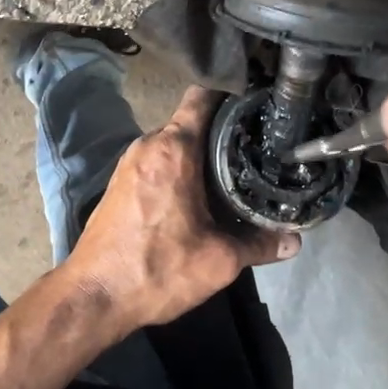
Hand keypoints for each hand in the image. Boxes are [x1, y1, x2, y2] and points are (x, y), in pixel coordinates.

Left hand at [61, 86, 300, 330]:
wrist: (93, 295)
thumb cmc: (156, 269)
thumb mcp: (218, 260)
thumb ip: (259, 244)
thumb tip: (294, 239)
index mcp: (173, 149)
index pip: (203, 96)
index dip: (232, 93)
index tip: (258, 101)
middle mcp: (148, 145)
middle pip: (191, 121)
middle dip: (222, 131)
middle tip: (257, 146)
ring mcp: (129, 162)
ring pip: (174, 143)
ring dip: (200, 154)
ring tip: (235, 171)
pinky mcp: (120, 182)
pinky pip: (157, 162)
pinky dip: (180, 169)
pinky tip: (201, 194)